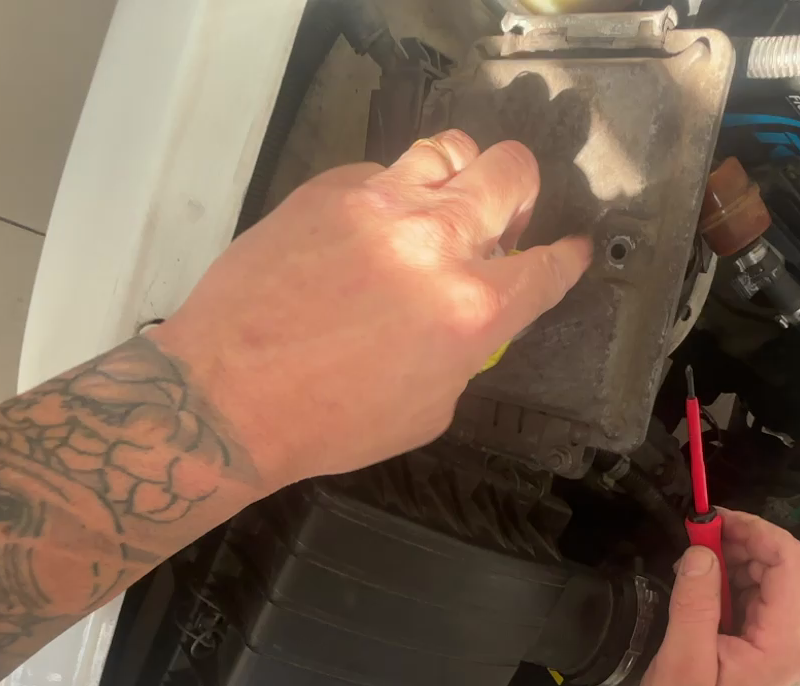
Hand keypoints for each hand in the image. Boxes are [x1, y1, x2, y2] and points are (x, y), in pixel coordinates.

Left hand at [150, 130, 591, 488]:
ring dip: (461, 176)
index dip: (567, 260)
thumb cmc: (332, 423)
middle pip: (511, 171)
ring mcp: (378, 204)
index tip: (570, 252)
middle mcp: (435, 242)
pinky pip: (381, 171)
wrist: (230, 396)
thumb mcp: (427, 411)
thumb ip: (463, 355)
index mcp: (471, 310)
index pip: (545, 267)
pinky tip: (372, 231)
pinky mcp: (327, 189)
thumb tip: (466, 322)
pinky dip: (392, 195)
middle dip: (521, 196)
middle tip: (501, 223)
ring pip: (449, 148)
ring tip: (442, 207)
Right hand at [638, 511, 799, 685]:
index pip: (792, 562)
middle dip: (743, 540)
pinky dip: (736, 578)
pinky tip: (705, 585)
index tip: (714, 520)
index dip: (757, 530)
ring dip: (737, 558)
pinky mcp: (777, 644)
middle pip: (787, 564)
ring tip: (695, 560)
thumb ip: (694, 605)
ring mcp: (792, 640)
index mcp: (785, 640)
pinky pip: (764, 595)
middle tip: (696, 537)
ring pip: (775, 576)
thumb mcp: (682, 664)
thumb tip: (700, 553)